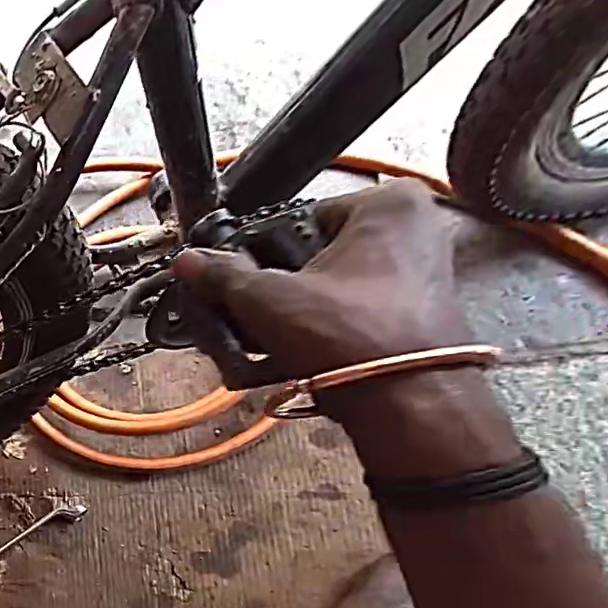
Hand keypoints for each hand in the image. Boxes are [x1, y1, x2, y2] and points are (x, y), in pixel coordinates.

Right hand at [172, 179, 474, 383]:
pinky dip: (311, 331)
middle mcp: (413, 231)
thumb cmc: (354, 337)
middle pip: (307, 257)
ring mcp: (416, 275)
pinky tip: (283, 355)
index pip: (291, 221)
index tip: (230, 281)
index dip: (251, 256)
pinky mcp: (409, 315)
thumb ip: (223, 275)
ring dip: (284, 315)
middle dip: (268, 291)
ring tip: (256, 342)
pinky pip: (343, 314)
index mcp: (387, 205)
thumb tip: (191, 262)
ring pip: (322, 289)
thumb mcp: (268, 298)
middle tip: (239, 316)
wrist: (404, 403)